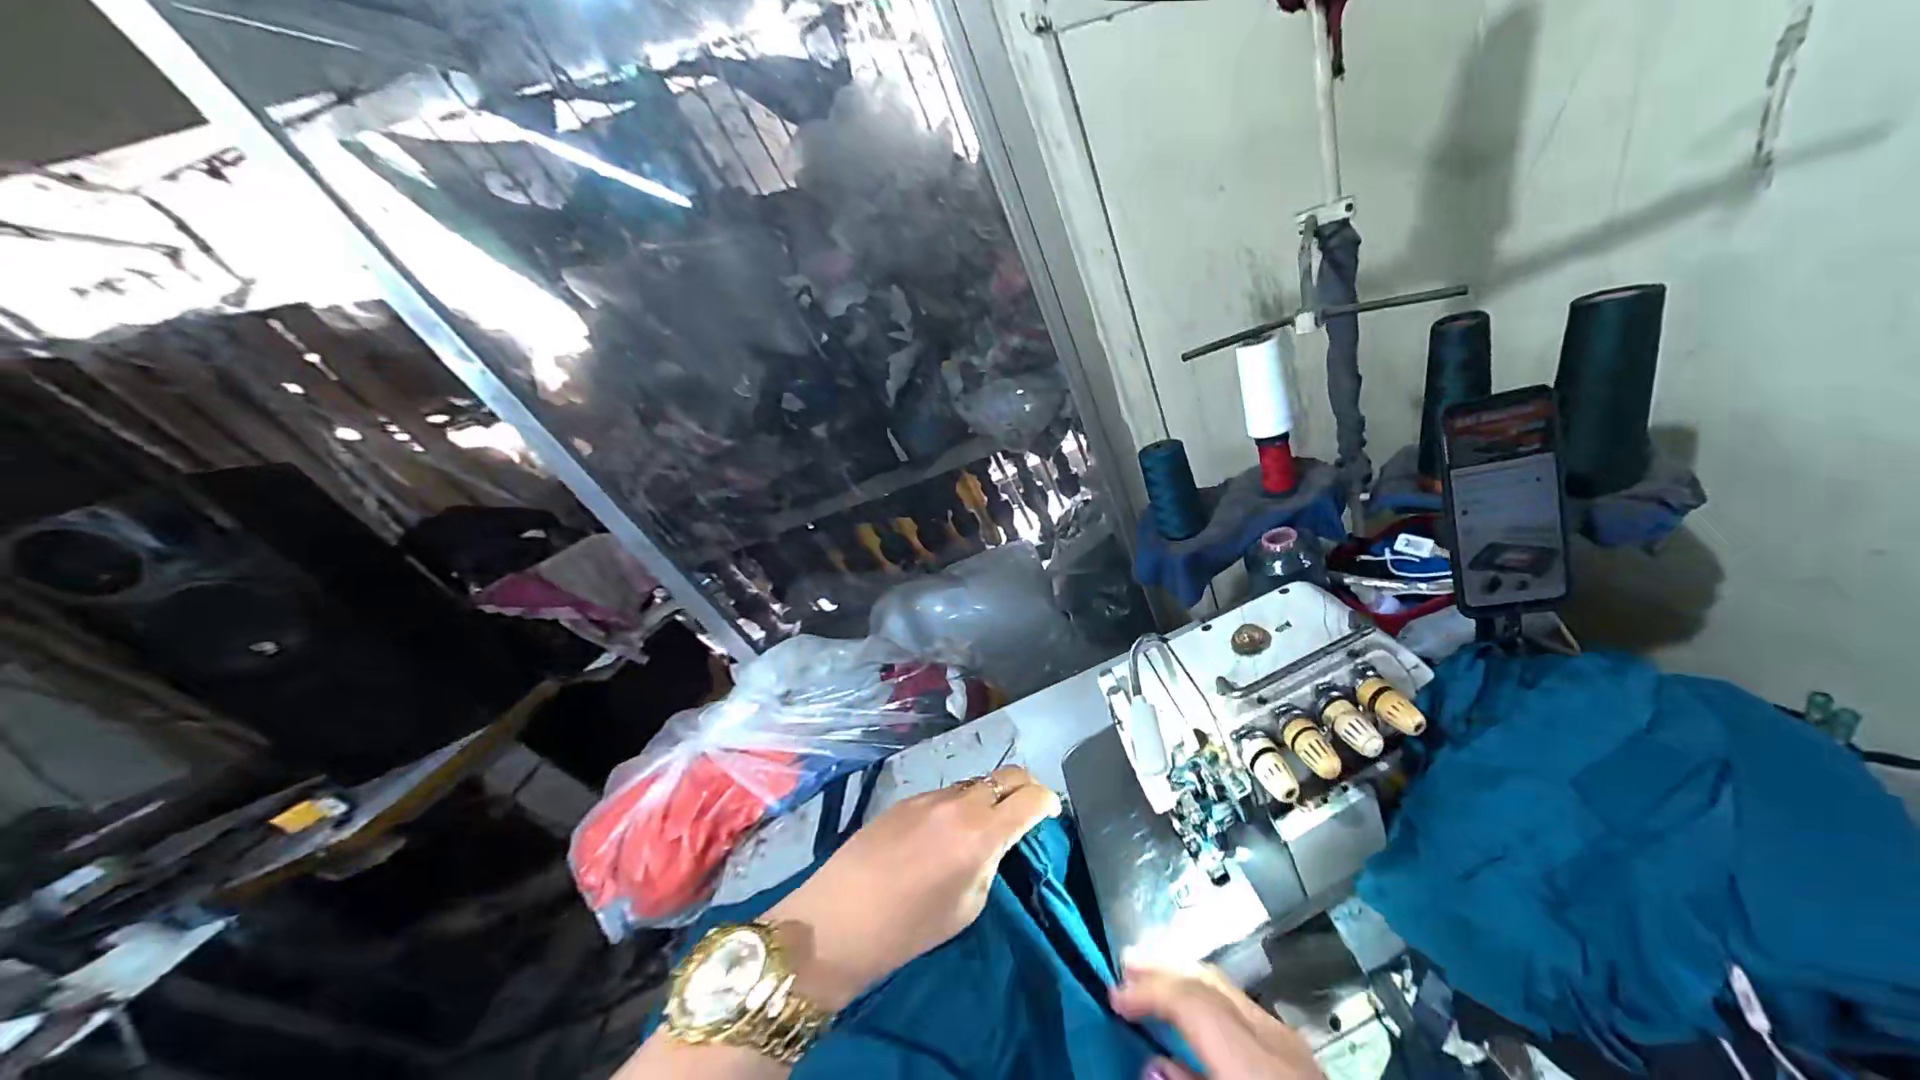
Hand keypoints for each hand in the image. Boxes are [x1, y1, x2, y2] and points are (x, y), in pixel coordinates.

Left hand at [767, 766, 1061, 1009]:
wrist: (837, 920)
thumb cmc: (908, 929)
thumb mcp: (967, 905)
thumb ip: (990, 862)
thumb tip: (997, 840)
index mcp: (980, 833)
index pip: (1029, 797)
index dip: (1048, 801)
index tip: (1051, 812)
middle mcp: (958, 803)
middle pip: (1005, 775)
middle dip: (1025, 787)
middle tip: (1029, 809)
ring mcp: (928, 796)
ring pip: (975, 782)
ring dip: (990, 794)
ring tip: (988, 822)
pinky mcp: (905, 799)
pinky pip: (947, 792)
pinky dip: (961, 802)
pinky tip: (950, 829)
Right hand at [1111, 963, 1323, 1079]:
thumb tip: (1154, 1066)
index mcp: (1256, 1068)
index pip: (1195, 1004)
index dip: (1150, 992)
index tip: (1113, 998)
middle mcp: (1277, 1047)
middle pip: (1214, 986)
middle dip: (1167, 970)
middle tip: (1126, 965)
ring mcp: (1295, 1052)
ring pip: (1231, 993)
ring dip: (1187, 981)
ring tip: (1153, 978)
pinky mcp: (1302, 1064)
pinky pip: (1245, 1012)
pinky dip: (1211, 1000)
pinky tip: (1196, 1015)